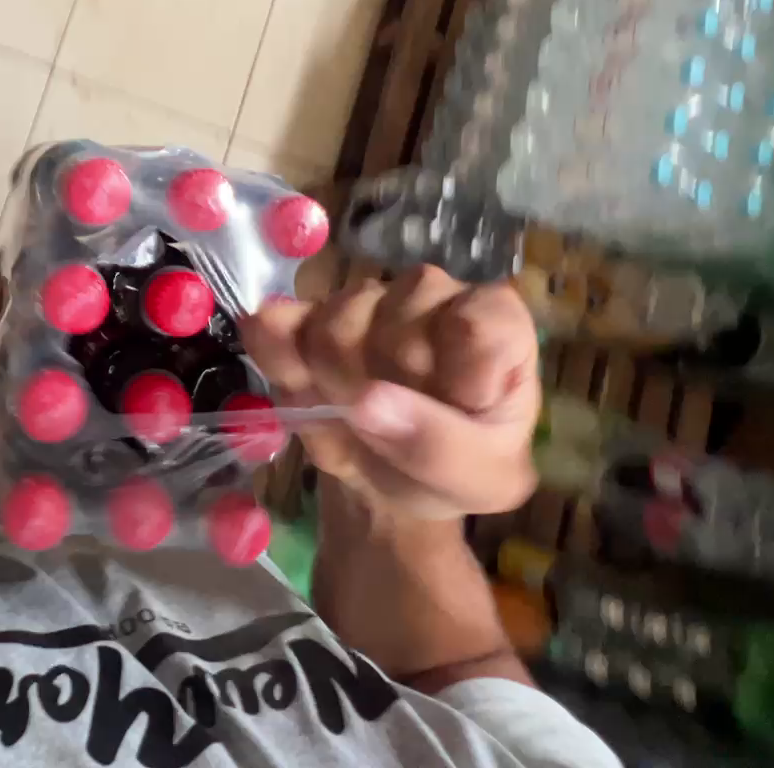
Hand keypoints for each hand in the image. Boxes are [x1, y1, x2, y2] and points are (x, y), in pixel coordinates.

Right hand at [239, 265, 540, 519]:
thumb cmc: (456, 469)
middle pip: (393, 326)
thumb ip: (439, 445)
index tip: (448, 412)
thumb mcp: (478, 480)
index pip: (471, 325)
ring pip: (333, 326)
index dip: (447, 378)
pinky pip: (277, 325)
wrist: (392, 478)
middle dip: (386, 391)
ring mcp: (363, 297)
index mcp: (495, 320)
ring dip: (336, 383)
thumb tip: (366, 401)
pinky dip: (279, 363)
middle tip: (396, 428)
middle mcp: (431, 293)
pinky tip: (301, 389)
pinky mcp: (306, 311)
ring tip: (356, 412)